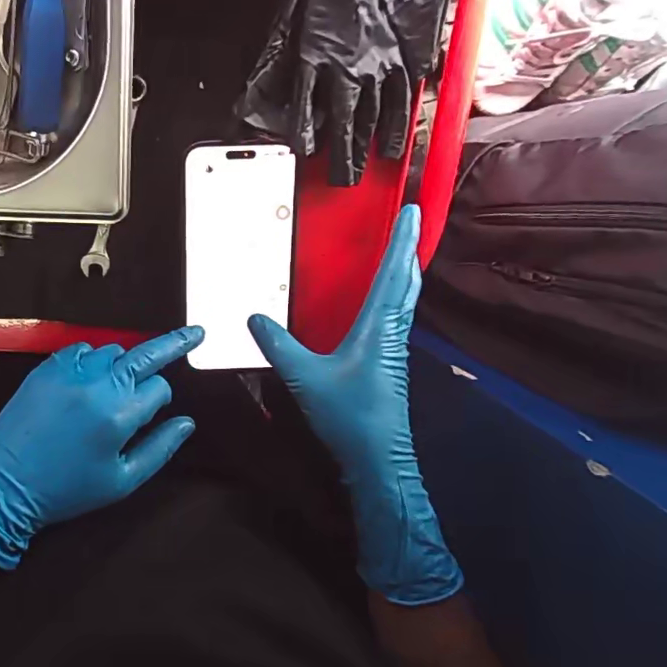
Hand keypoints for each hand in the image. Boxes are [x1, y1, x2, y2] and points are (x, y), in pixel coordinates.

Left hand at [0, 327, 204, 569]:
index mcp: (119, 416)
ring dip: (124, 363)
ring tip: (116, 386)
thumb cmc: (68, 490)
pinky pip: (82, 349)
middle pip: (145, 354)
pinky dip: (93, 359)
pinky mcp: (46, 368)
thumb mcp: (122, 481)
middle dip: (173, 344)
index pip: (159, 387)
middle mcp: (98, 385)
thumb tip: (187, 422)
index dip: (161, 399)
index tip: (154, 411)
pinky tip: (89, 379)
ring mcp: (69, 372)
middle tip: (194, 333)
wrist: (5, 484)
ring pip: (114, 351)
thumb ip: (160, 449)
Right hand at [248, 205, 460, 604]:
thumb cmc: (349, 415)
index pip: (392, 274)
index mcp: (377, 329)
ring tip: (400, 254)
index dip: (401, 241)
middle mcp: (392, 333)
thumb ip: (279, 345)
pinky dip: (395, 297)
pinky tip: (384, 305)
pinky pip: (396, 318)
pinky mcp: (389, 363)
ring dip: (405, 273)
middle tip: (410, 224)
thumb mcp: (305, 377)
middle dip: (408, 250)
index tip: (412, 210)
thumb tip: (255, 318)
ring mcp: (394, 349)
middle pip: (406, 282)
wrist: (377, 456)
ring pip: (405, 300)